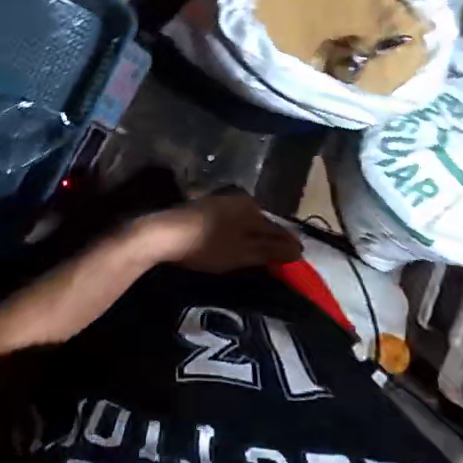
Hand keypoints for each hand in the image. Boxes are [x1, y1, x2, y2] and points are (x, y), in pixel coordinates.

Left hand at [138, 194, 302, 273]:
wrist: (163, 234)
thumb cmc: (207, 245)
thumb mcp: (243, 253)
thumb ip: (271, 250)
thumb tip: (299, 249)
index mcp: (252, 207)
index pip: (279, 228)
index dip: (289, 246)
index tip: (297, 261)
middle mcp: (239, 199)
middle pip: (262, 224)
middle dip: (272, 241)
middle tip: (279, 263)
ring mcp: (221, 202)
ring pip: (246, 223)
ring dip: (254, 239)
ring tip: (259, 258)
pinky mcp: (205, 209)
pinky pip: (231, 223)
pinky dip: (238, 235)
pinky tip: (235, 246)